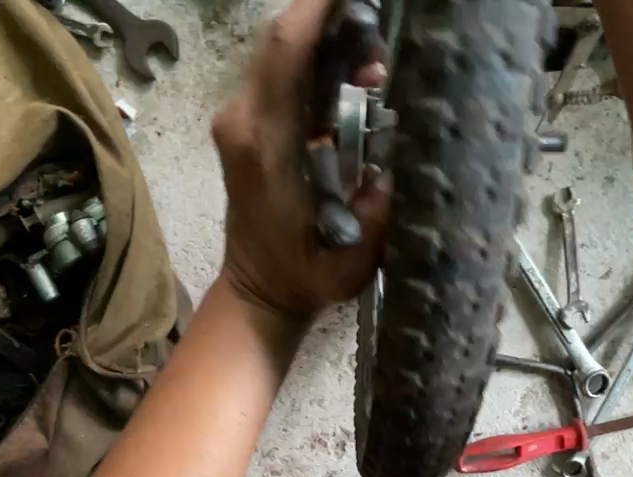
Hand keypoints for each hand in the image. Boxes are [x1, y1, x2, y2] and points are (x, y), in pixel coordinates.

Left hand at [212, 0, 390, 323]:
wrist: (257, 293)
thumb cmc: (302, 279)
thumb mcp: (350, 259)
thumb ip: (377, 211)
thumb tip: (392, 161)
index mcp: (265, 145)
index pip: (287, 49)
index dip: (322, 7)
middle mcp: (243, 121)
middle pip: (284, 39)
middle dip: (336, 23)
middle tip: (382, 42)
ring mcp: (240, 121)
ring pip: (284, 53)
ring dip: (331, 45)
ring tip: (375, 68)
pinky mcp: (247, 126)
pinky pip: (282, 76)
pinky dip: (319, 64)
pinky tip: (354, 80)